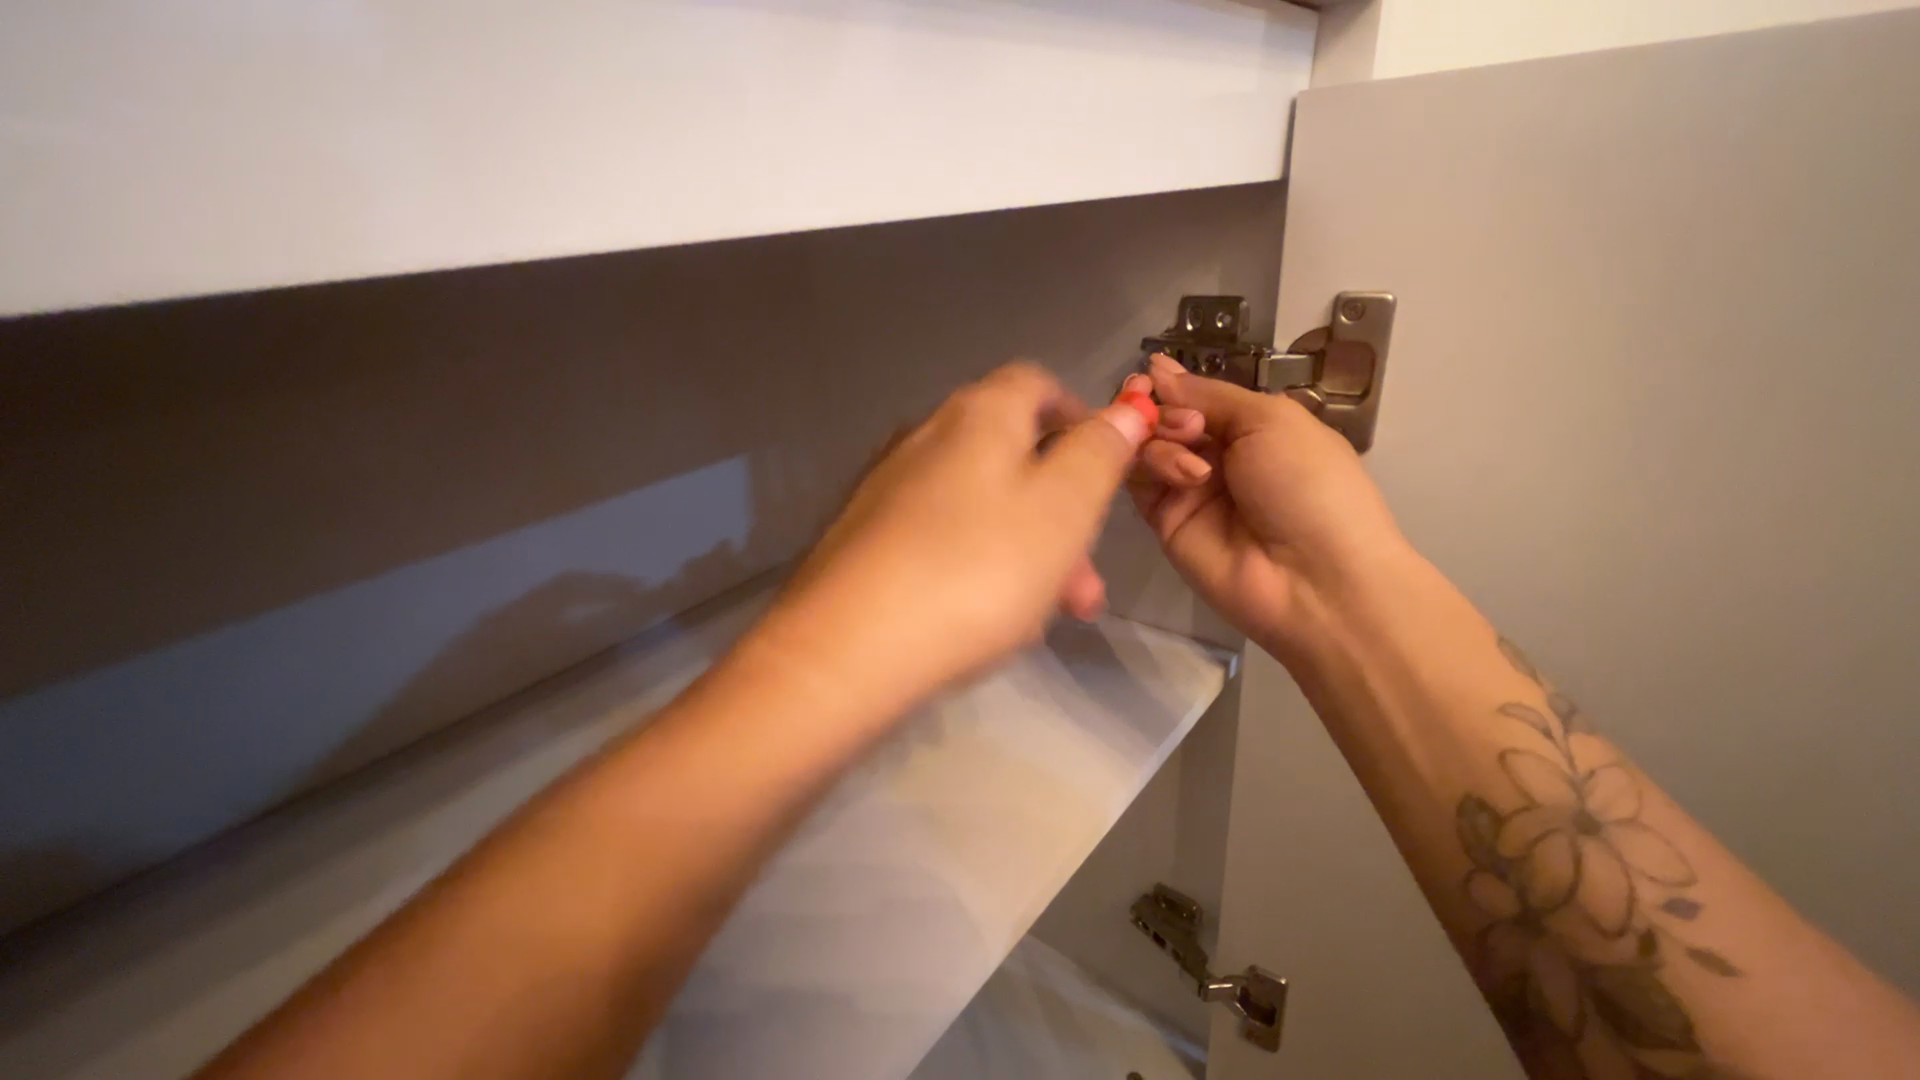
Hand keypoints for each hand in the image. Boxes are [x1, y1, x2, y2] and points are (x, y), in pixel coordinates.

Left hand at [741, 363, 1155, 725]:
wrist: (848, 649)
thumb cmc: (976, 571)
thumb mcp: (1063, 509)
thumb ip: (1099, 453)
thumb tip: (1126, 408)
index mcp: (978, 415)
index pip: (1036, 384)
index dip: (1078, 418)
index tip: (1106, 469)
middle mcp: (925, 436)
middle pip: (1010, 456)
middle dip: (1062, 514)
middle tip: (1086, 586)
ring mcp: (887, 488)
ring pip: (979, 507)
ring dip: (1025, 551)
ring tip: (1046, 615)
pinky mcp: (863, 538)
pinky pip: (939, 538)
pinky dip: (975, 565)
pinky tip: (983, 618)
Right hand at [1128, 353, 1410, 653]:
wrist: (1312, 577)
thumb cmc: (1308, 484)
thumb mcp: (1270, 420)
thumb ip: (1207, 394)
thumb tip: (1156, 367)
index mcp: (1251, 427)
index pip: (1193, 396)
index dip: (1170, 385)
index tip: (1149, 376)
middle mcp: (1216, 455)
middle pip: (1163, 419)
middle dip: (1164, 411)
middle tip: (1186, 426)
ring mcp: (1187, 489)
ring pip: (1146, 446)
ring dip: (1162, 439)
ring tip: (1191, 454)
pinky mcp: (1164, 522)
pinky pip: (1139, 483)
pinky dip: (1150, 466)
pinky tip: (1180, 472)